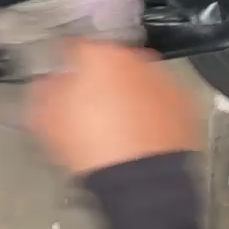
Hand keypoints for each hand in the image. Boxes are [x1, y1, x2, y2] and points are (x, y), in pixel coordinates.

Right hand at [26, 39, 201, 174]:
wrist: (141, 182)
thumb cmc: (95, 149)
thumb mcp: (47, 120)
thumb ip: (43, 90)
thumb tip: (45, 82)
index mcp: (97, 55)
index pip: (74, 46)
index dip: (65, 63)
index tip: (61, 77)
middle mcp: (133, 59)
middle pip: (109, 61)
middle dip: (100, 80)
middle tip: (89, 107)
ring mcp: (162, 80)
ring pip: (137, 79)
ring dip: (126, 94)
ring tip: (115, 124)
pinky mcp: (185, 103)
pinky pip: (161, 100)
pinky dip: (151, 110)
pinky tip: (138, 132)